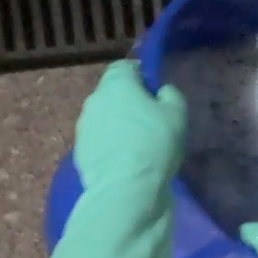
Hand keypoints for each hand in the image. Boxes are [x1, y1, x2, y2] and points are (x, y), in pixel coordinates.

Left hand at [37, 61, 186, 257]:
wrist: (127, 190)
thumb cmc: (154, 143)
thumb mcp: (176, 114)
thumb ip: (170, 96)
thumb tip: (161, 92)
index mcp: (115, 83)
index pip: (125, 67)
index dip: (141, 77)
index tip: (155, 92)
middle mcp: (94, 100)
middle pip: (112, 94)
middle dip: (128, 103)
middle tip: (152, 120)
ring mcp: (84, 128)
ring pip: (105, 119)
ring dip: (118, 127)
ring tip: (141, 145)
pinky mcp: (81, 154)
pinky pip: (100, 143)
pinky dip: (112, 148)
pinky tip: (129, 162)